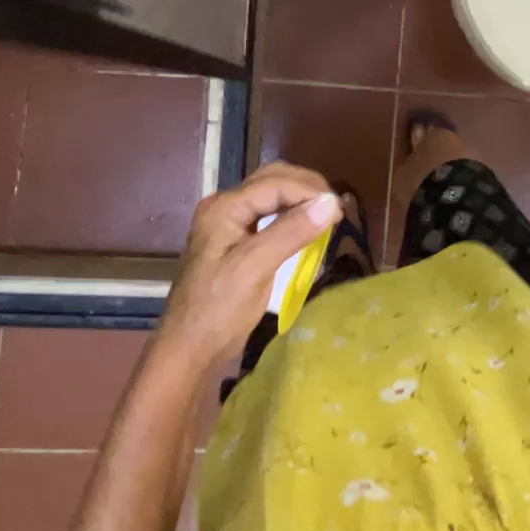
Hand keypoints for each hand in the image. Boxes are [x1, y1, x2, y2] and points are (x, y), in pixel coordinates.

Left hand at [155, 162, 341, 369]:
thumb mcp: (255, 269)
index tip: (340, 210)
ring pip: (271, 194)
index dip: (309, 191)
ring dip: (299, 198)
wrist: (189, 351)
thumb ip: (291, 232)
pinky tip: (306, 227)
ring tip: (326, 214)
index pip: (275, 183)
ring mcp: (228, 223)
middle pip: (272, 180)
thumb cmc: (219, 311)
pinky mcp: (235, 240)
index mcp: (224, 207)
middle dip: (306, 187)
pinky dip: (290, 214)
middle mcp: (224, 206)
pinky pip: (268, 214)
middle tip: (335, 208)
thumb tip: (332, 203)